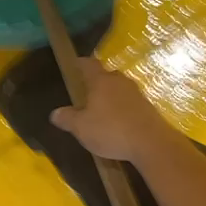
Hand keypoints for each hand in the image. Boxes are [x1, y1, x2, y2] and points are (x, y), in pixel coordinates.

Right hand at [49, 59, 179, 162]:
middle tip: (86, 95)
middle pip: (106, 75)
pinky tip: (118, 123)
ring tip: (102, 111)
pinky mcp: (148, 106)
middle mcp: (120, 81)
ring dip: (111, 96)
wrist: (150, 142)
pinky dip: (122, 108)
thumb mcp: (81, 128)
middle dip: (96, 83)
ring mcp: (136, 93)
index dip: (80, 63)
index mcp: (101, 81)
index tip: (74, 65)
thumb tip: (55, 113)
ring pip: (119, 89)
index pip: (88, 64)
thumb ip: (67, 118)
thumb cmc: (111, 130)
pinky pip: (130, 102)